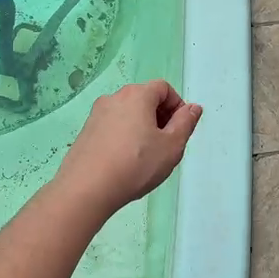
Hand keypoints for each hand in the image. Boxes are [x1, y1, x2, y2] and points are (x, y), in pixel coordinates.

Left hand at [53, 80, 201, 216]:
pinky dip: (123, 137)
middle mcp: (114, 98)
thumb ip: (185, 123)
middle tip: (166, 145)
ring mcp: (96, 115)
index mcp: (137, 95)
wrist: (86, 189)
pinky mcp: (85, 132)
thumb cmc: (135, 165)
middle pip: (144, 99)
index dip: (177, 105)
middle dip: (160, 117)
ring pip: (128, 114)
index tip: (180, 129)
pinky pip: (112, 127)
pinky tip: (125, 162)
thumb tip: (192, 108)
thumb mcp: (171, 146)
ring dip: (141, 128)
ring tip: (145, 157)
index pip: (163, 88)